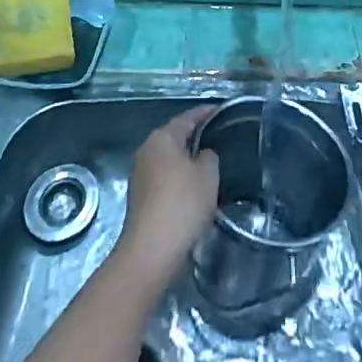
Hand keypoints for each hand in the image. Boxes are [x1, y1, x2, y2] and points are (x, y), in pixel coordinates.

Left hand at [114, 105, 219, 283]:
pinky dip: (180, 181)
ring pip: (169, 161)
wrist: (152, 250)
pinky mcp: (140, 198)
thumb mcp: (208, 174)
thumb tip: (202, 155)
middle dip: (195, 138)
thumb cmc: (182, 203)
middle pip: (175, 138)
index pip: (186, 118)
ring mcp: (140, 175)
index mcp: (161, 138)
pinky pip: (165, 180)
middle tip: (220, 139)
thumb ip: (209, 156)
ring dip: (187, 162)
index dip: (205, 113)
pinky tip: (196, 191)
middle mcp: (146, 151)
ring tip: (212, 166)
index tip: (220, 110)